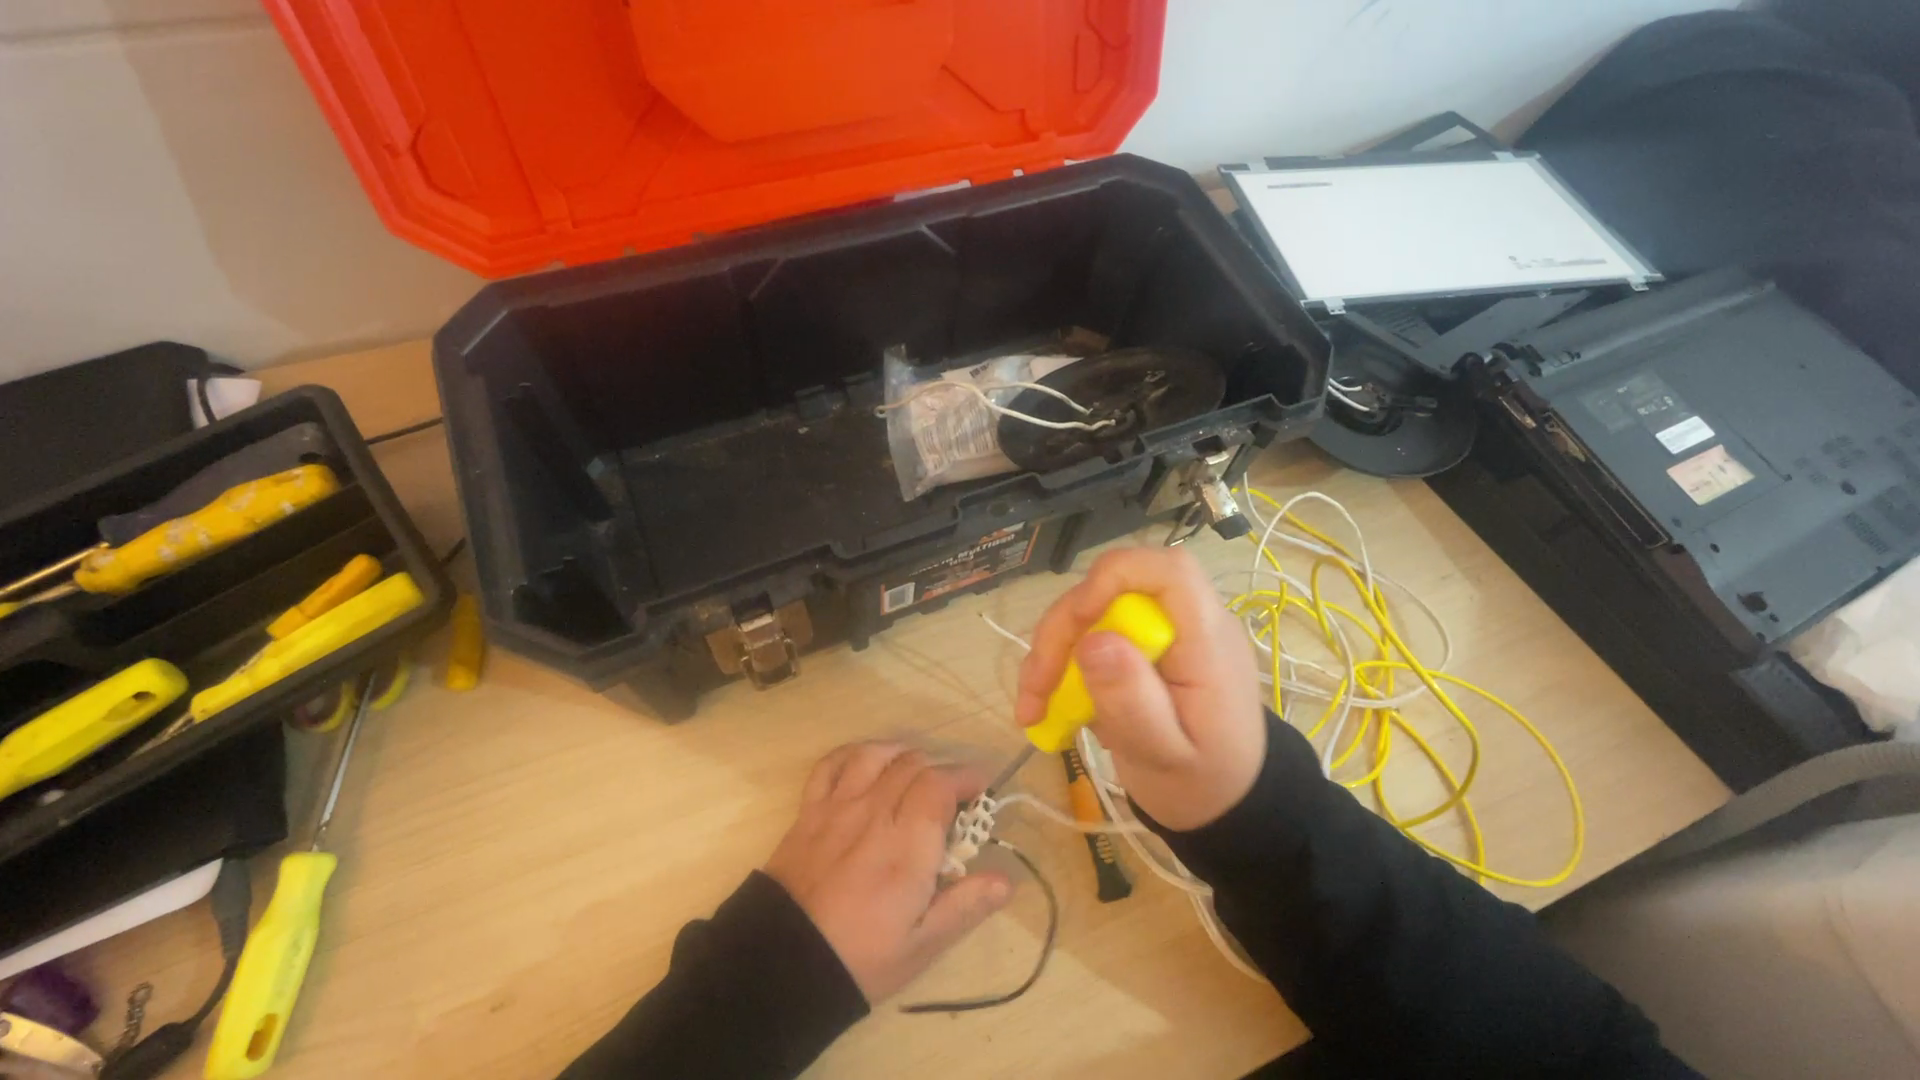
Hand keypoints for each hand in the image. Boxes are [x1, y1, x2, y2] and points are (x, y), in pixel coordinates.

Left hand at [765, 742, 1012, 1002]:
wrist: (782, 964)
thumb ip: (965, 906)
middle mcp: (874, 813)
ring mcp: (837, 808)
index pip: (940, 784)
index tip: (981, 789)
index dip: (966, 777)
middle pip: (913, 764)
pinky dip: (853, 754)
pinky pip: (830, 765)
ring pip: (875, 755)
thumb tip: (1006, 879)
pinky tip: (865, 764)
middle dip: (940, 770)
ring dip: (902, 755)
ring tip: (913, 772)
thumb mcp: (921, 945)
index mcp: (907, 845)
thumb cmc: (860, 958)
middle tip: (952, 796)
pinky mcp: (808, 812)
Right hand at [1016, 547, 1265, 830]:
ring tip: (1032, 709)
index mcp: (1206, 639)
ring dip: (1052, 653)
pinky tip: (1046, 708)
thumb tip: (1091, 641)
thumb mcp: (1166, 755)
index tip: (1075, 624)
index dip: (1111, 579)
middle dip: (1062, 631)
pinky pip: (1089, 637)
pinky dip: (1059, 668)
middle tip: (1035, 688)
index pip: (1166, 570)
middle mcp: (1183, 623)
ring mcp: (1158, 634)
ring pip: (1090, 613)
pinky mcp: (1137, 650)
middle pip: (1111, 589)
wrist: (1223, 805)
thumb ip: (1133, 702)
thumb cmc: (1203, 784)